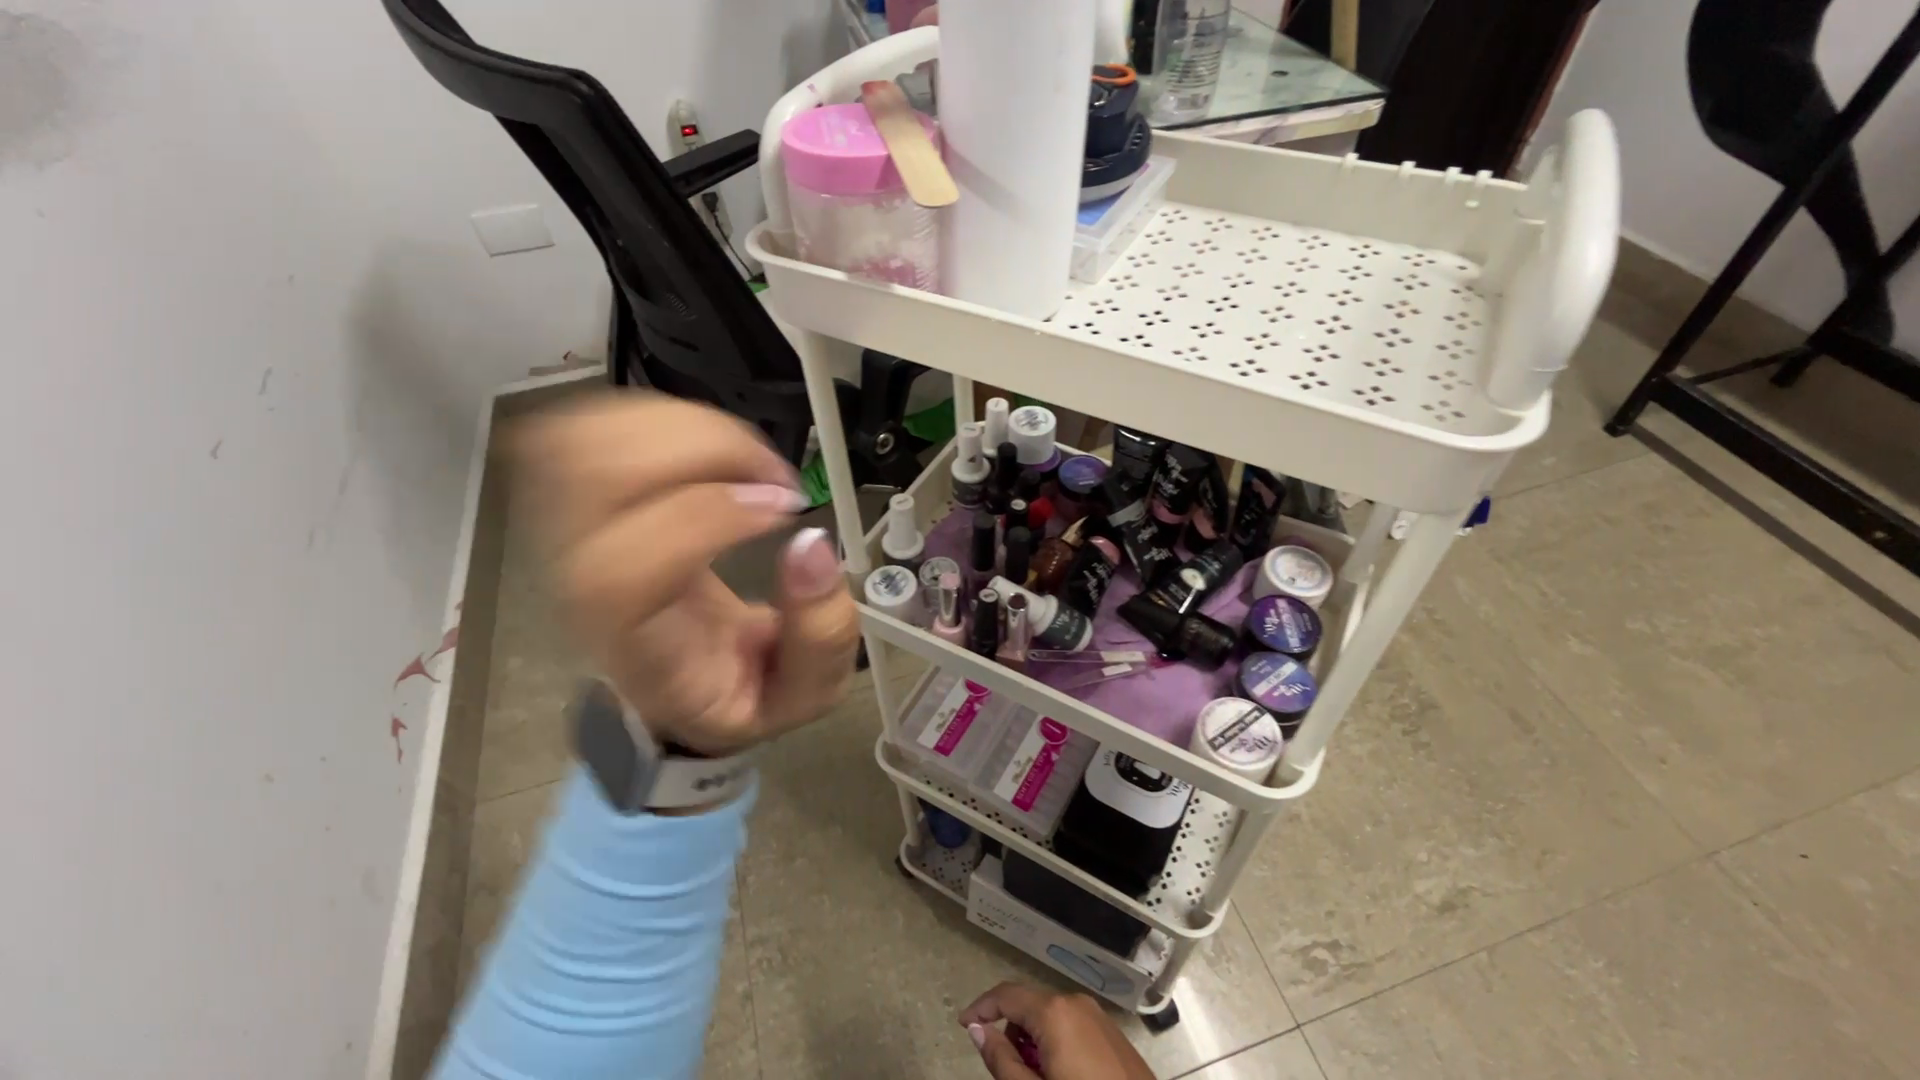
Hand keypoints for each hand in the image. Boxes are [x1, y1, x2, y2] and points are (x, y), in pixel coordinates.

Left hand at [513, 394, 860, 754]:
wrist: (685, 684)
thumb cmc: (740, 692)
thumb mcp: (803, 697)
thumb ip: (822, 637)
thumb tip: (813, 545)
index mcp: (635, 647)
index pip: (622, 571)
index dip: (705, 518)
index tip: (784, 509)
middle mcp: (582, 586)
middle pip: (592, 479)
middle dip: (701, 448)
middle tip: (772, 473)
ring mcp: (570, 535)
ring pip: (587, 440)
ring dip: (687, 427)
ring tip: (750, 460)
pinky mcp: (580, 497)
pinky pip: (594, 427)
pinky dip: (667, 419)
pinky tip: (718, 450)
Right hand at [961, 983, 1155, 1079]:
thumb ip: (1002, 1060)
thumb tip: (978, 1029)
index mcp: (1054, 1011)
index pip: (1006, 995)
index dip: (981, 1008)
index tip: (963, 1026)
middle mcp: (1075, 1002)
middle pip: (1029, 1006)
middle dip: (1011, 1032)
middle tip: (1007, 1070)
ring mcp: (1097, 1015)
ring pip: (1050, 1017)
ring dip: (1033, 1041)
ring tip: (1036, 1076)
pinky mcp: (1112, 1032)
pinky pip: (1071, 1027)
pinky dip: (1055, 1044)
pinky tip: (1059, 1074)